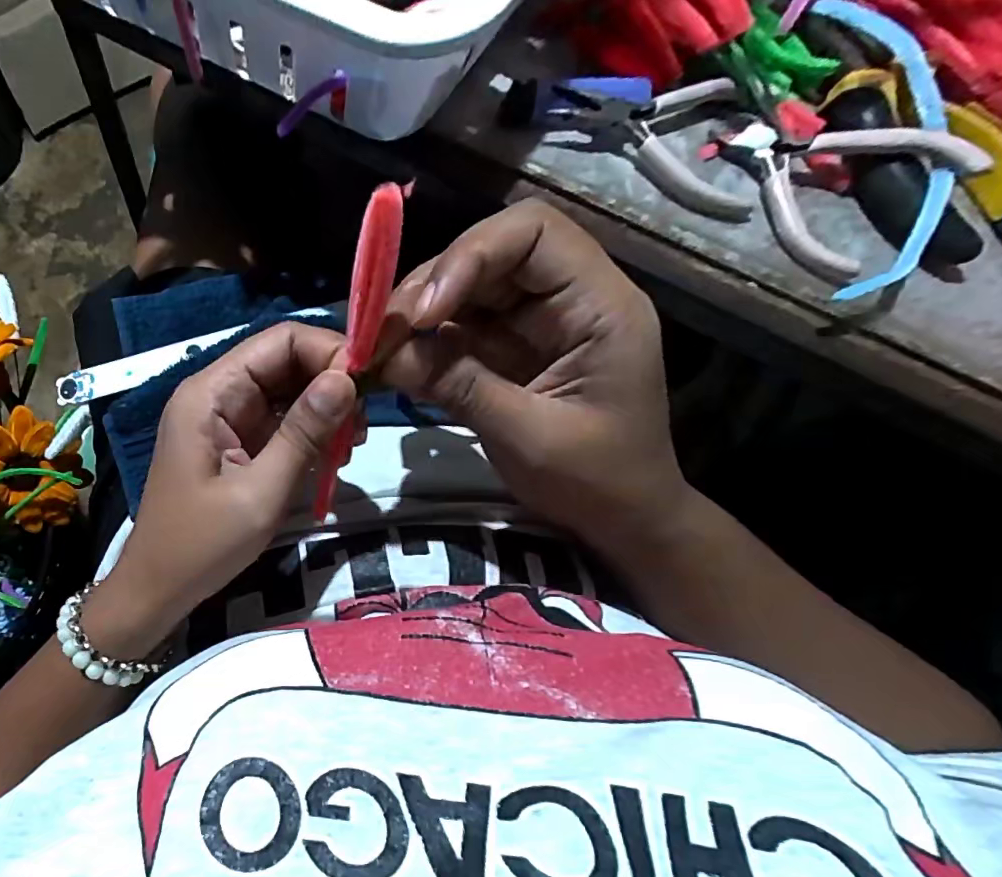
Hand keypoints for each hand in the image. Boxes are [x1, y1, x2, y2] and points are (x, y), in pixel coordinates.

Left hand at [103, 322, 356, 643]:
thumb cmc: (202, 544)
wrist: (159, 588)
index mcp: (211, 393)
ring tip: (350, 447)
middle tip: (362, 427)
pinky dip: (310, 435)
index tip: (368, 386)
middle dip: (331, 385)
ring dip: (325, 413)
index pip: (280, 340)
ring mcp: (226, 420)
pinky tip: (333, 459)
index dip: (328, 351)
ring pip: (288, 393)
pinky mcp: (236, 445)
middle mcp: (218, 395)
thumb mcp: (260, 491)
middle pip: (286, 363)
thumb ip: (304, 433)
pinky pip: (280, 424)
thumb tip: (346, 379)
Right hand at [381, 200, 688, 549]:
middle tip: (382, 331)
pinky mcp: (512, 353)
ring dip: (420, 313)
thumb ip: (460, 388)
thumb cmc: (594, 481)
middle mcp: (568, 299)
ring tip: (380, 348)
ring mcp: (537, 325)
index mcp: (598, 305)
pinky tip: (396, 362)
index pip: (533, 233)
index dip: (471, 254)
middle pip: (492, 255)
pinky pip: (462, 330)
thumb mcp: (527, 437)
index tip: (423, 310)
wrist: (621, 519)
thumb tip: (388, 355)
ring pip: (470, 290)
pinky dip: (426, 343)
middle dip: (433, 285)